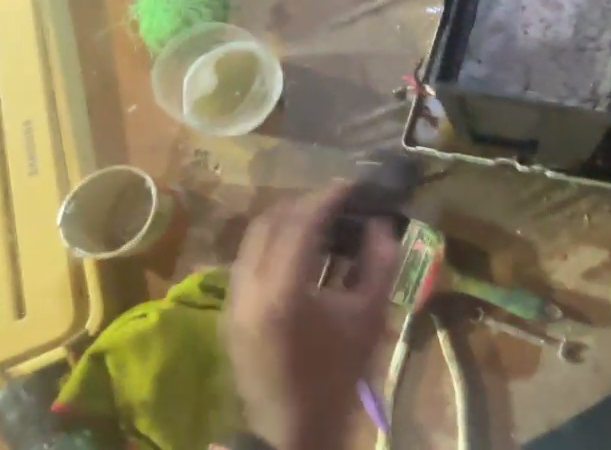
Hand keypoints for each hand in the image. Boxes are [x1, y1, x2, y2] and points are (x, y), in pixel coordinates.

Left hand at [223, 187, 399, 449]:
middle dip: (306, 202)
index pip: (302, 223)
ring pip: (254, 238)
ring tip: (323, 219)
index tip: (354, 186)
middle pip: (271, 221)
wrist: (292, 429)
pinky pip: (248, 258)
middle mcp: (249, 289)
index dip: (329, 197)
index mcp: (284, 291)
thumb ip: (379, 261)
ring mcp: (232, 301)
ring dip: (288, 220)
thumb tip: (381, 222)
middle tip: (339, 198)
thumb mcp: (369, 315)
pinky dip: (275, 242)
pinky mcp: (229, 312)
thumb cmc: (337, 373)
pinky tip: (304, 249)